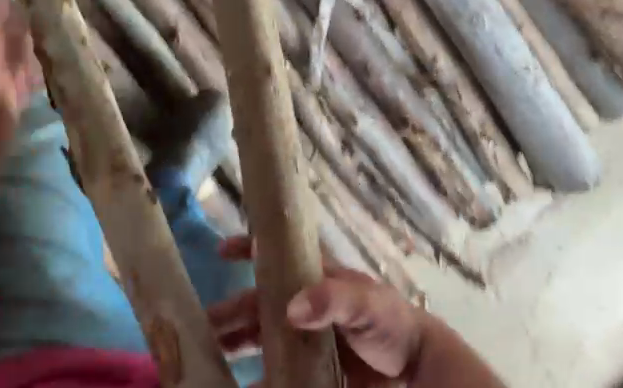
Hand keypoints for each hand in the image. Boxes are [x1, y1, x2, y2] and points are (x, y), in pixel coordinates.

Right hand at [207, 236, 426, 387]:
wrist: (418, 366)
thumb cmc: (391, 322)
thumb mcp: (364, 302)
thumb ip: (331, 299)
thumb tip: (290, 308)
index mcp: (317, 279)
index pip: (279, 256)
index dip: (251, 249)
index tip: (222, 251)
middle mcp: (308, 304)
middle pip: (262, 304)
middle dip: (232, 311)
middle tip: (205, 326)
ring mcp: (310, 337)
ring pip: (265, 338)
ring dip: (240, 344)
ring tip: (214, 357)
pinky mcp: (314, 369)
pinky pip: (280, 372)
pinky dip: (261, 379)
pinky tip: (245, 387)